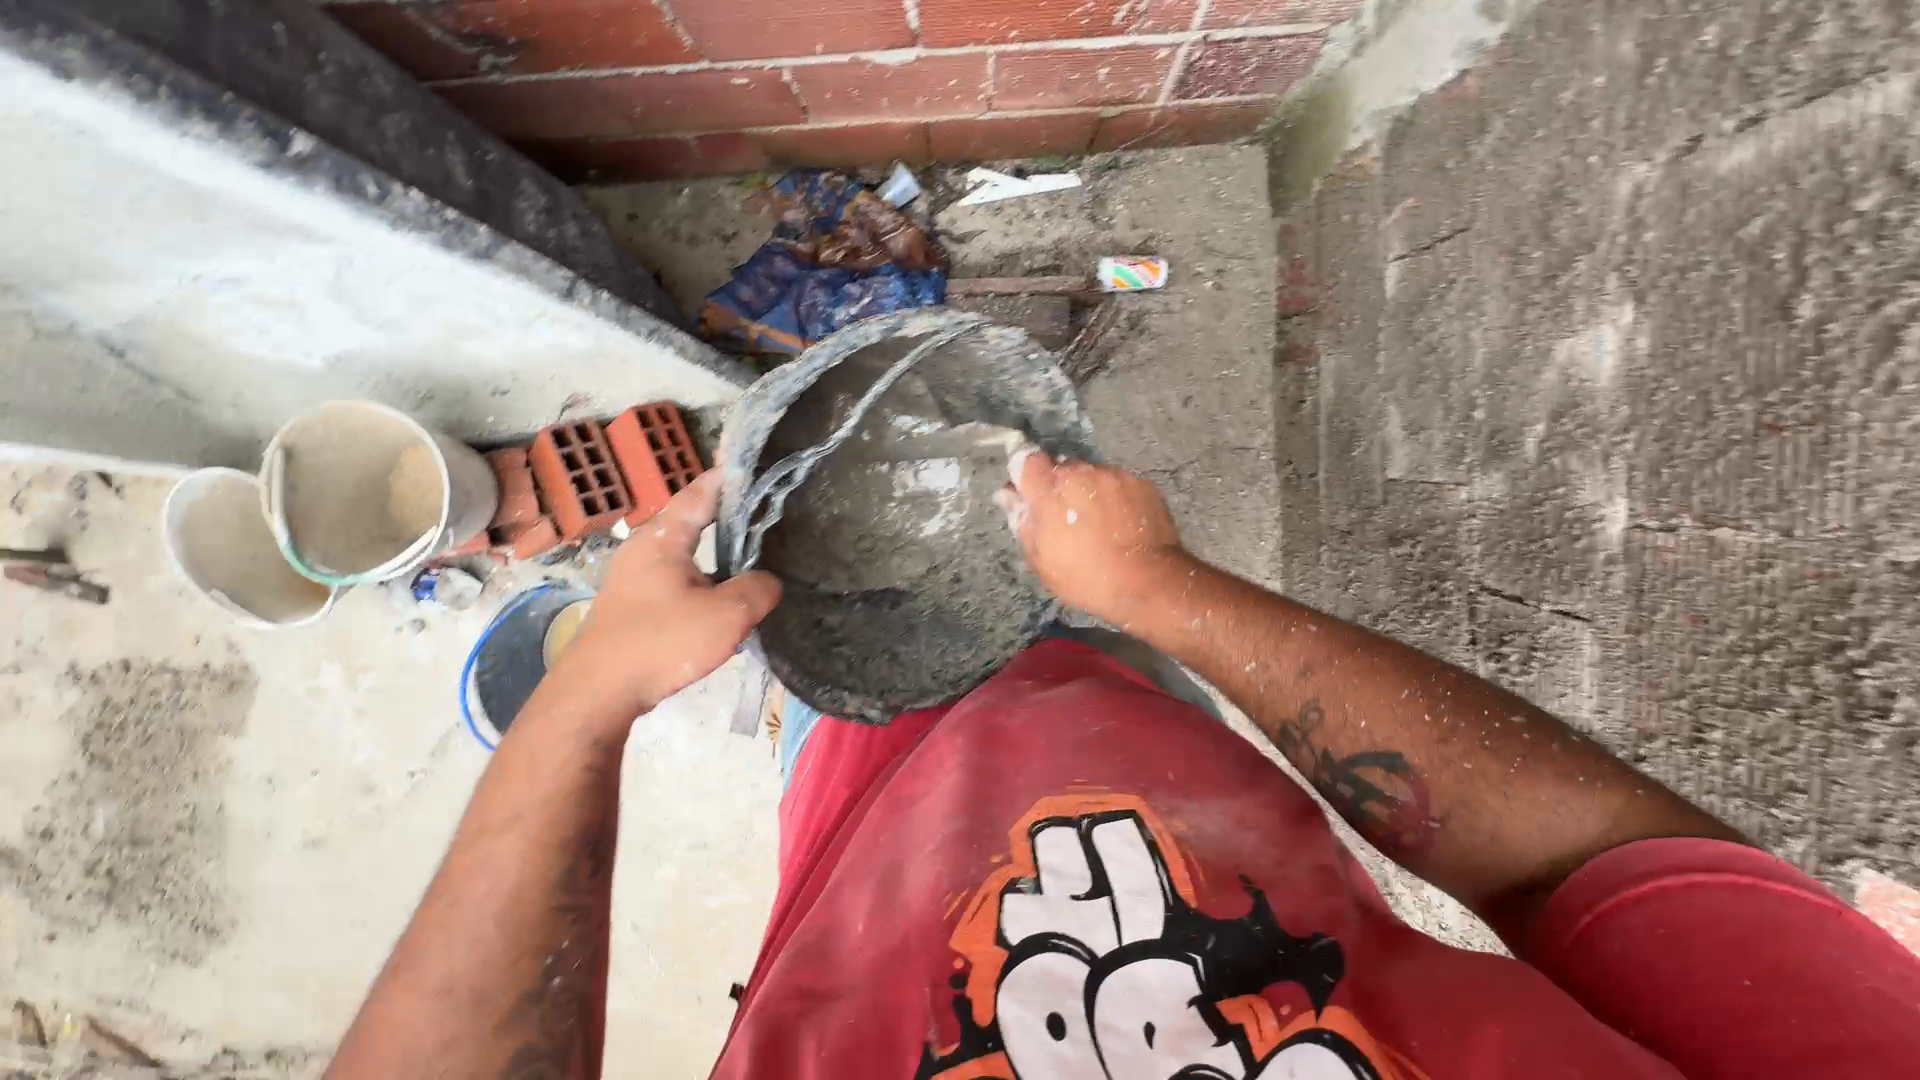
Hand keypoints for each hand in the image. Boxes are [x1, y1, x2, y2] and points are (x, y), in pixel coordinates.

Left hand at [543, 471, 781, 724]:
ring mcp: (635, 579)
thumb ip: (758, 590)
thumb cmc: (660, 642)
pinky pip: (679, 584)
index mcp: (663, 538)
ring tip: (755, 561)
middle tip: (767, 514)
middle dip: (729, 517)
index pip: (700, 493)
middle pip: (694, 523)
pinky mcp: (634, 607)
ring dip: (719, 559)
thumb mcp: (726, 615)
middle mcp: (644, 550)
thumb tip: (768, 583)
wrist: (597, 693)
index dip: (728, 476)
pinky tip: (725, 605)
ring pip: (688, 558)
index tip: (752, 461)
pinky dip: (705, 585)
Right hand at [993, 449, 1189, 624]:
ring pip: (1092, 474)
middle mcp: (1080, 472)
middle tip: (1067, 517)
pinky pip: (1118, 483)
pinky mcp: (1141, 483)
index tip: (1030, 492)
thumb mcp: (1041, 558)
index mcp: (1049, 489)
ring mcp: (1113, 475)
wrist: (1146, 582)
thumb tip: (1005, 494)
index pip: (1026, 458)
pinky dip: (1115, 497)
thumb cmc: (1084, 576)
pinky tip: (1120, 522)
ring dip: (1089, 490)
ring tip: (1098, 522)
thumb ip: (1021, 520)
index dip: (1026, 473)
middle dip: (1060, 486)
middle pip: (1062, 467)